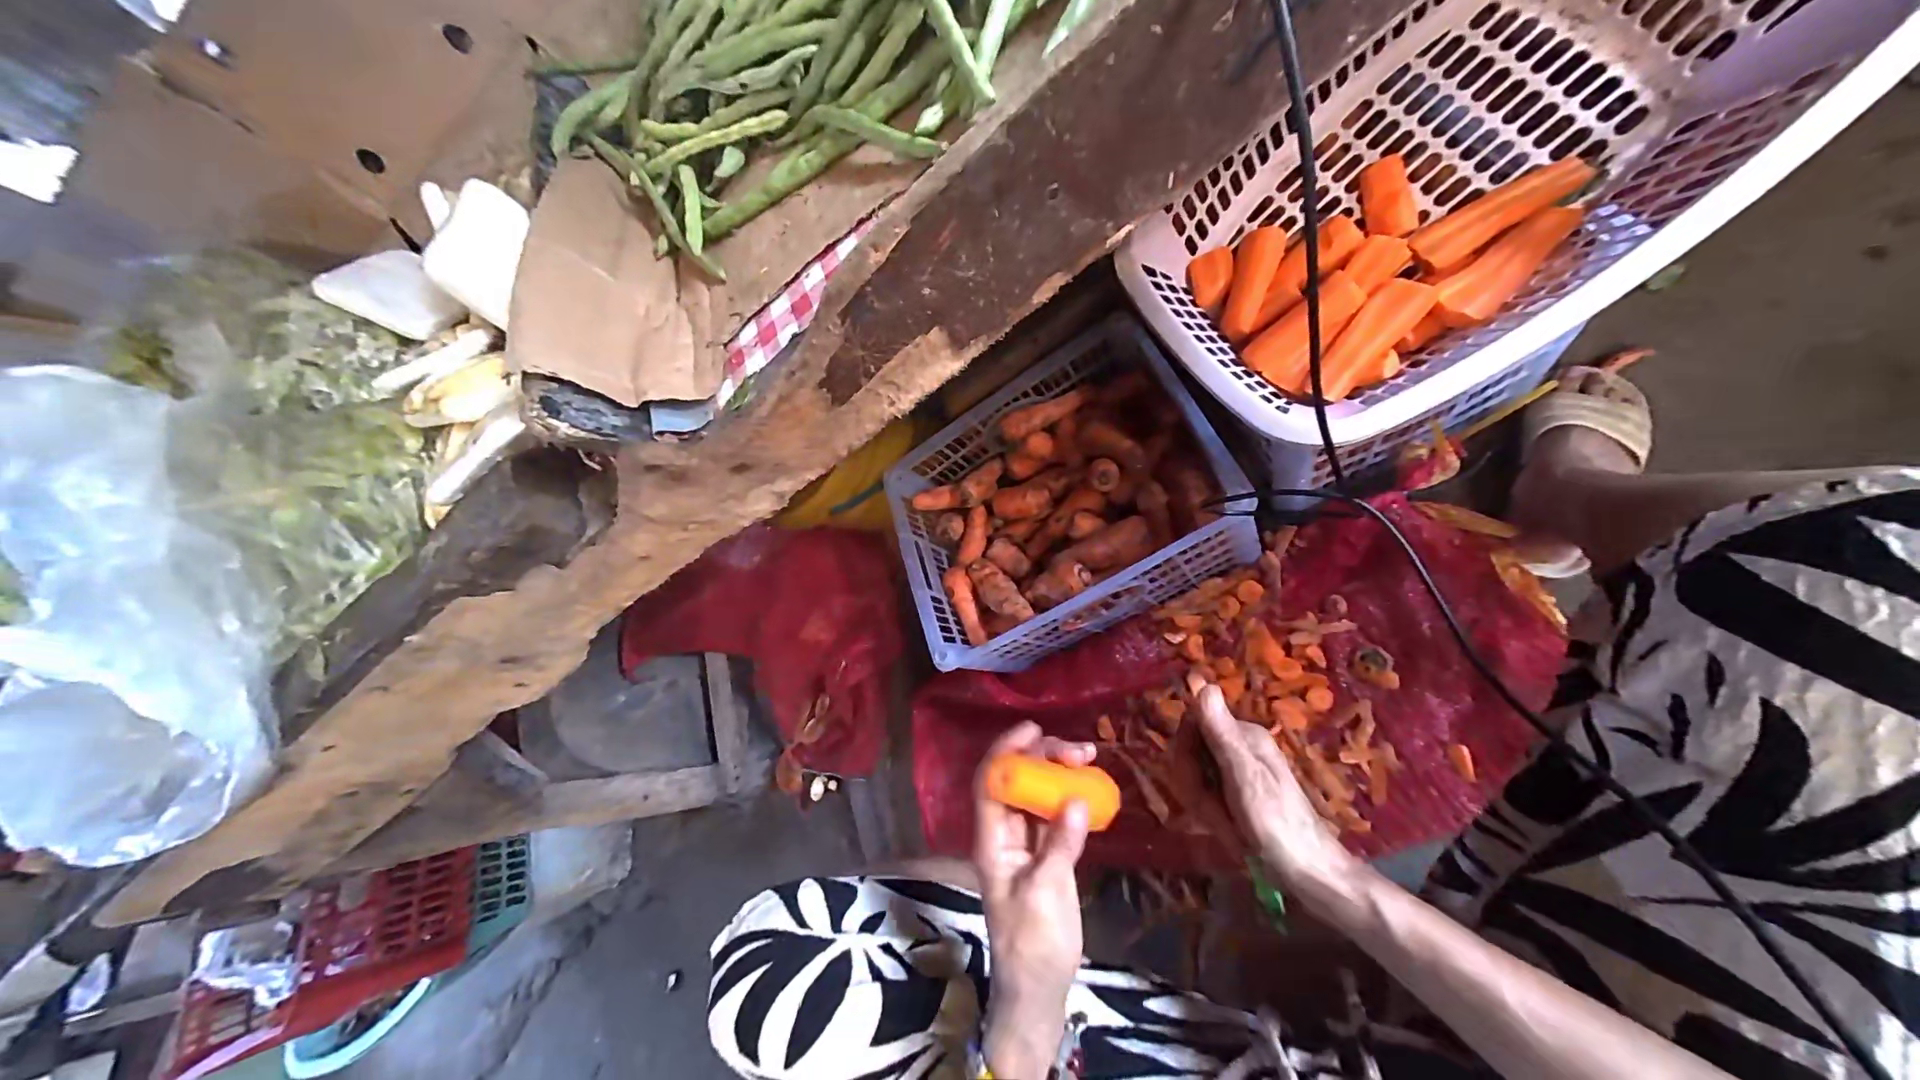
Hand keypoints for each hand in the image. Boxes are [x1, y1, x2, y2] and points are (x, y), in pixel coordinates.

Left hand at [973, 722, 1093, 1077]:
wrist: (1038, 988)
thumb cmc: (1032, 943)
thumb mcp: (1045, 893)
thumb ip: (1059, 846)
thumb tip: (1075, 799)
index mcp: (991, 840)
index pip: (991, 782)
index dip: (1006, 751)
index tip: (1034, 729)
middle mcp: (1005, 834)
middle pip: (1017, 781)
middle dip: (1042, 757)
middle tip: (1078, 750)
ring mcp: (1026, 843)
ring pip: (1037, 794)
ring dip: (1058, 773)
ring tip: (1087, 759)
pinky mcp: (1047, 854)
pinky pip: (1055, 814)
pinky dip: (1070, 797)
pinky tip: (1090, 789)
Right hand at [1192, 685, 1367, 905]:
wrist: (1309, 874)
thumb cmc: (1277, 824)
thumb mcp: (1243, 776)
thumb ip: (1221, 732)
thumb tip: (1203, 684)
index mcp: (1244, 735)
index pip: (1190, 725)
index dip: (1185, 754)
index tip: (1196, 782)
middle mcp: (1241, 746)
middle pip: (1191, 750)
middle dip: (1193, 782)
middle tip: (1214, 810)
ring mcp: (1241, 771)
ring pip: (1196, 774)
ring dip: (1201, 802)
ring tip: (1224, 824)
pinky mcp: (1240, 794)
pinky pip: (1207, 793)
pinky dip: (1209, 812)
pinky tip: (1225, 829)